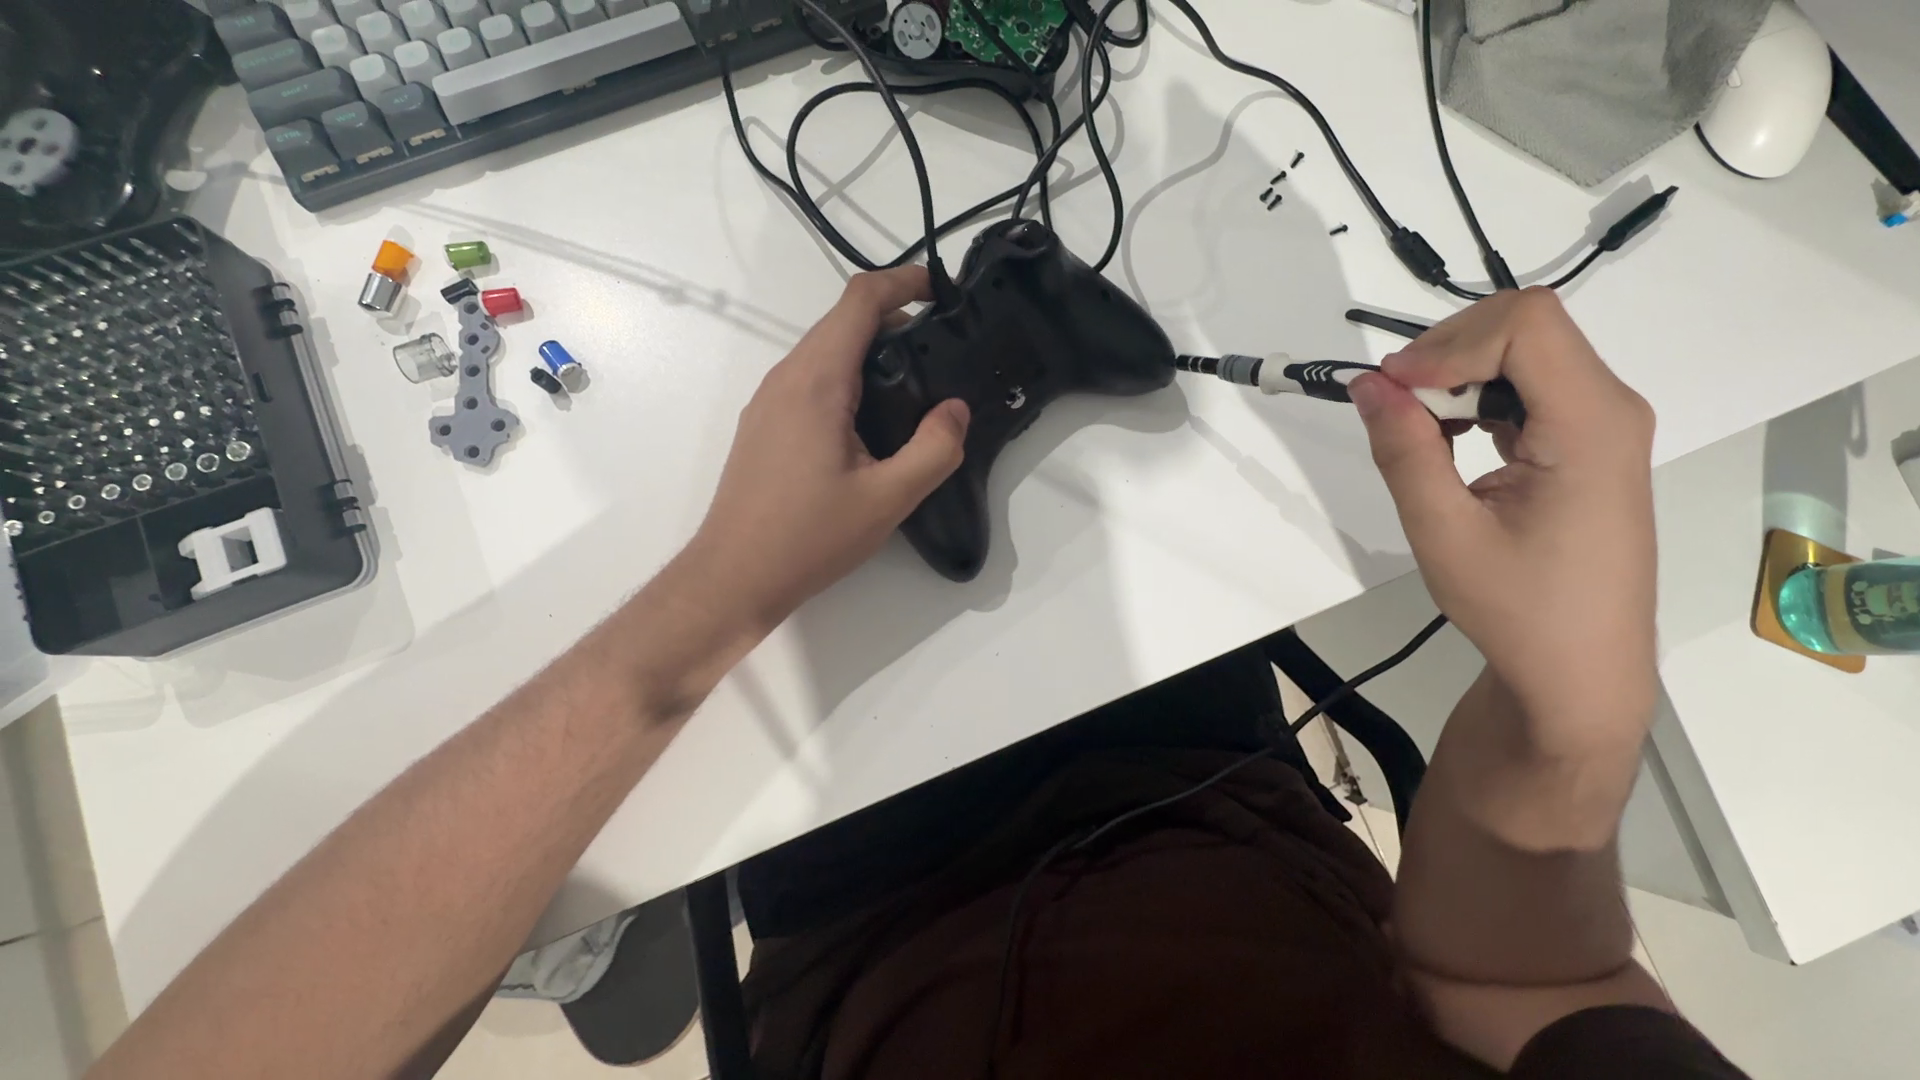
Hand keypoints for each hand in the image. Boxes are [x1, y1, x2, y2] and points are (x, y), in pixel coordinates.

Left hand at [687, 266, 969, 630]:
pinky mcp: (764, 425)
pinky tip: (873, 422)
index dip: (905, 282)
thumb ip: (934, 449)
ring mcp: (769, 402)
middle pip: (842, 322)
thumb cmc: (808, 537)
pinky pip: (811, 381)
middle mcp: (786, 378)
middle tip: (943, 349)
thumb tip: (955, 410)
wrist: (734, 575)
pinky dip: (848, 378)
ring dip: (871, 352)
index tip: (944, 292)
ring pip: (825, 352)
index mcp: (817, 382)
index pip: (860, 301)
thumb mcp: (888, 498)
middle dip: (895, 320)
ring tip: (916, 386)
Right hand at [1348, 288, 1656, 749]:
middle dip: (1447, 353)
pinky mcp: (1585, 442)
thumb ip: (1403, 450)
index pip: (1525, 324)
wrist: (1579, 666)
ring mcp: (1602, 424)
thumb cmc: (1516, 607)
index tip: (1394, 393)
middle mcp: (1609, 408)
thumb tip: (1368, 383)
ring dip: (1456, 375)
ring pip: (1524, 351)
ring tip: (1416, 430)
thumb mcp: (1442, 532)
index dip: (1449, 343)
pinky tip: (1447, 438)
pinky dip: (1475, 397)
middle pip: (1525, 327)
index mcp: (1590, 425)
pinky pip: (1528, 387)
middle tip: (1394, 410)